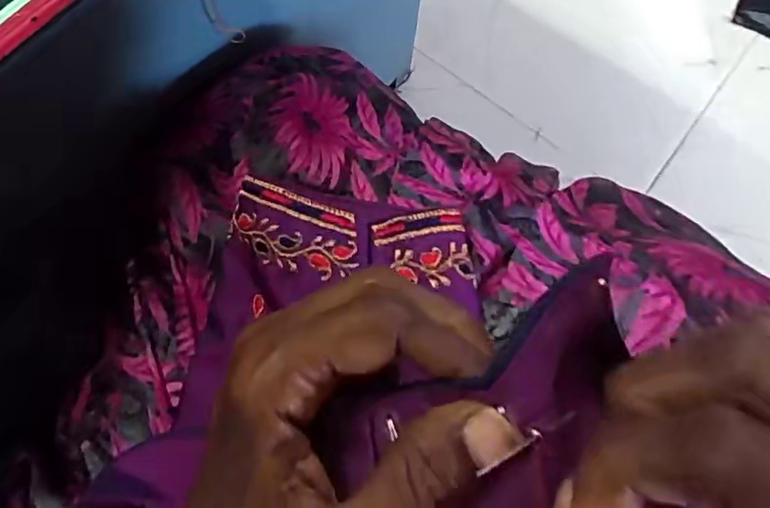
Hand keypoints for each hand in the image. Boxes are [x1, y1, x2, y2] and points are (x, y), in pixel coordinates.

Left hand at [190, 267, 528, 507]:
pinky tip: (426, 373)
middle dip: (436, 322)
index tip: (500, 384)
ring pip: (361, 296)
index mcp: (274, 369)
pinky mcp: (281, 353)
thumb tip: (499, 420)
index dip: (442, 341)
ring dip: (419, 324)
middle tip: (493, 374)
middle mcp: (270, 333)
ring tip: (470, 373)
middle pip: (369, 292)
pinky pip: (347, 320)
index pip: (374, 318)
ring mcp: (272, 338)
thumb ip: (417, 478)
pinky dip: (395, 337)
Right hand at [567, 317, 769, 507]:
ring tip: (649, 416)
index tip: (581, 493)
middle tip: (608, 444)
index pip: (728, 448)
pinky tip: (711, 407)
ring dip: (686, 368)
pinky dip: (737, 369)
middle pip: (748, 361)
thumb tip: (598, 496)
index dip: (625, 459)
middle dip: (647, 393)